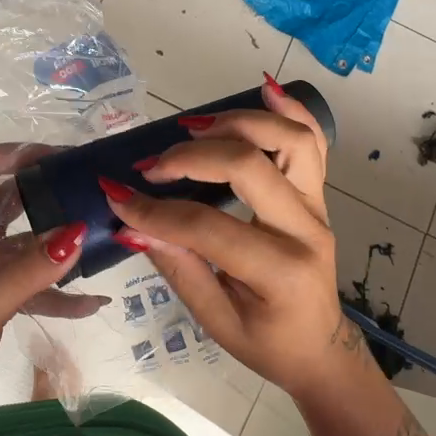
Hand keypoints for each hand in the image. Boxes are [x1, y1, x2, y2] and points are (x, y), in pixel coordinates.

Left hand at [0, 144, 103, 435]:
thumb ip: (30, 270)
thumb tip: (79, 231)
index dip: (18, 154)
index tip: (62, 157)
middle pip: (12, 201)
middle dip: (47, 191)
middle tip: (90, 188)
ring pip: (28, 244)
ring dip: (60, 243)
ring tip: (103, 238)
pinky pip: (35, 286)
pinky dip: (61, 293)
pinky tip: (94, 303)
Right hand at [105, 78, 363, 400]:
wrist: (319, 348)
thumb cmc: (266, 343)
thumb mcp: (215, 321)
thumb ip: (178, 269)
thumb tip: (130, 227)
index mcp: (279, 272)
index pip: (209, 227)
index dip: (156, 212)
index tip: (116, 197)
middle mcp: (305, 229)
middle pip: (249, 166)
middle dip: (189, 159)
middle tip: (151, 168)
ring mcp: (317, 206)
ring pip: (290, 139)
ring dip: (237, 123)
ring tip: (193, 128)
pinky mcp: (316, 193)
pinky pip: (313, 141)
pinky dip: (290, 109)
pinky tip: (263, 88)